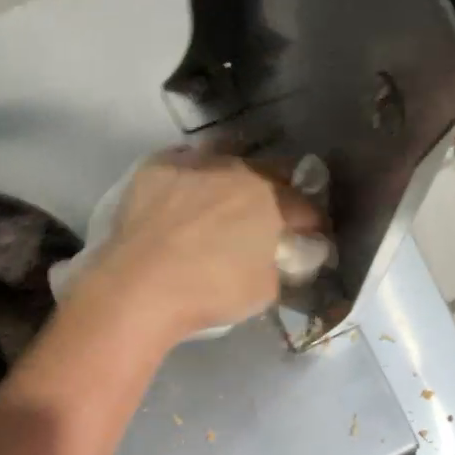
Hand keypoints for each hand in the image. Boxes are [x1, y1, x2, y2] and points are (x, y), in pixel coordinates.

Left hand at [77, 147, 320, 343]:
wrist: (142, 286)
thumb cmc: (213, 291)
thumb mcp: (266, 291)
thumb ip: (280, 266)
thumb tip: (280, 258)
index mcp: (271, 201)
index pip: (305, 207)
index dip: (312, 224)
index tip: (312, 238)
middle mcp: (237, 172)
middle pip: (269, 174)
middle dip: (278, 193)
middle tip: (274, 216)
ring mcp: (195, 165)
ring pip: (226, 163)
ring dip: (235, 180)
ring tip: (228, 201)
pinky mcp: (157, 168)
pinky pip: (186, 165)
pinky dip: (194, 179)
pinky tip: (189, 197)